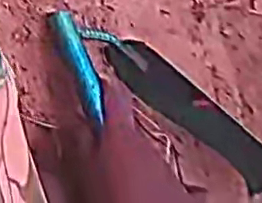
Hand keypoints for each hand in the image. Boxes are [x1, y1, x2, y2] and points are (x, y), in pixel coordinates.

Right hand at [51, 81, 199, 202]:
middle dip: (112, 133)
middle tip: (95, 147)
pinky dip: (165, 185)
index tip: (86, 72)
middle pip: (127, 128)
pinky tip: (157, 194)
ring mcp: (172, 173)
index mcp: (121, 134)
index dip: (97, 80)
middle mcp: (149, 148)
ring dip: (134, 160)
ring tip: (120, 180)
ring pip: (147, 155)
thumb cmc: (114, 200)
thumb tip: (72, 114)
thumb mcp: (83, 167)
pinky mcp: (189, 198)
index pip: (111, 91)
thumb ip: (76, 136)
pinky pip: (178, 185)